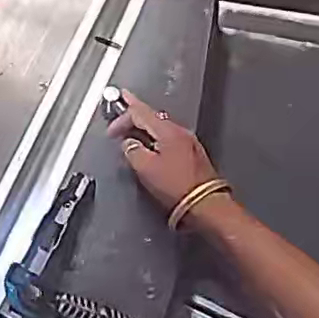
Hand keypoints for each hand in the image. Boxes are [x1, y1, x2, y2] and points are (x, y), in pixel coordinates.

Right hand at [107, 89, 220, 213]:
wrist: (206, 205)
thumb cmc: (178, 187)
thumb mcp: (146, 168)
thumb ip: (132, 151)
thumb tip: (128, 145)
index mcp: (168, 131)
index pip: (141, 112)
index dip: (123, 116)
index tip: (112, 125)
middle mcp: (180, 132)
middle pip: (152, 117)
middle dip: (134, 116)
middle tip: (121, 114)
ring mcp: (188, 142)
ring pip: (161, 128)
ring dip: (144, 128)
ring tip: (132, 131)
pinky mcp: (192, 155)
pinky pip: (169, 139)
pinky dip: (155, 138)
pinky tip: (150, 145)